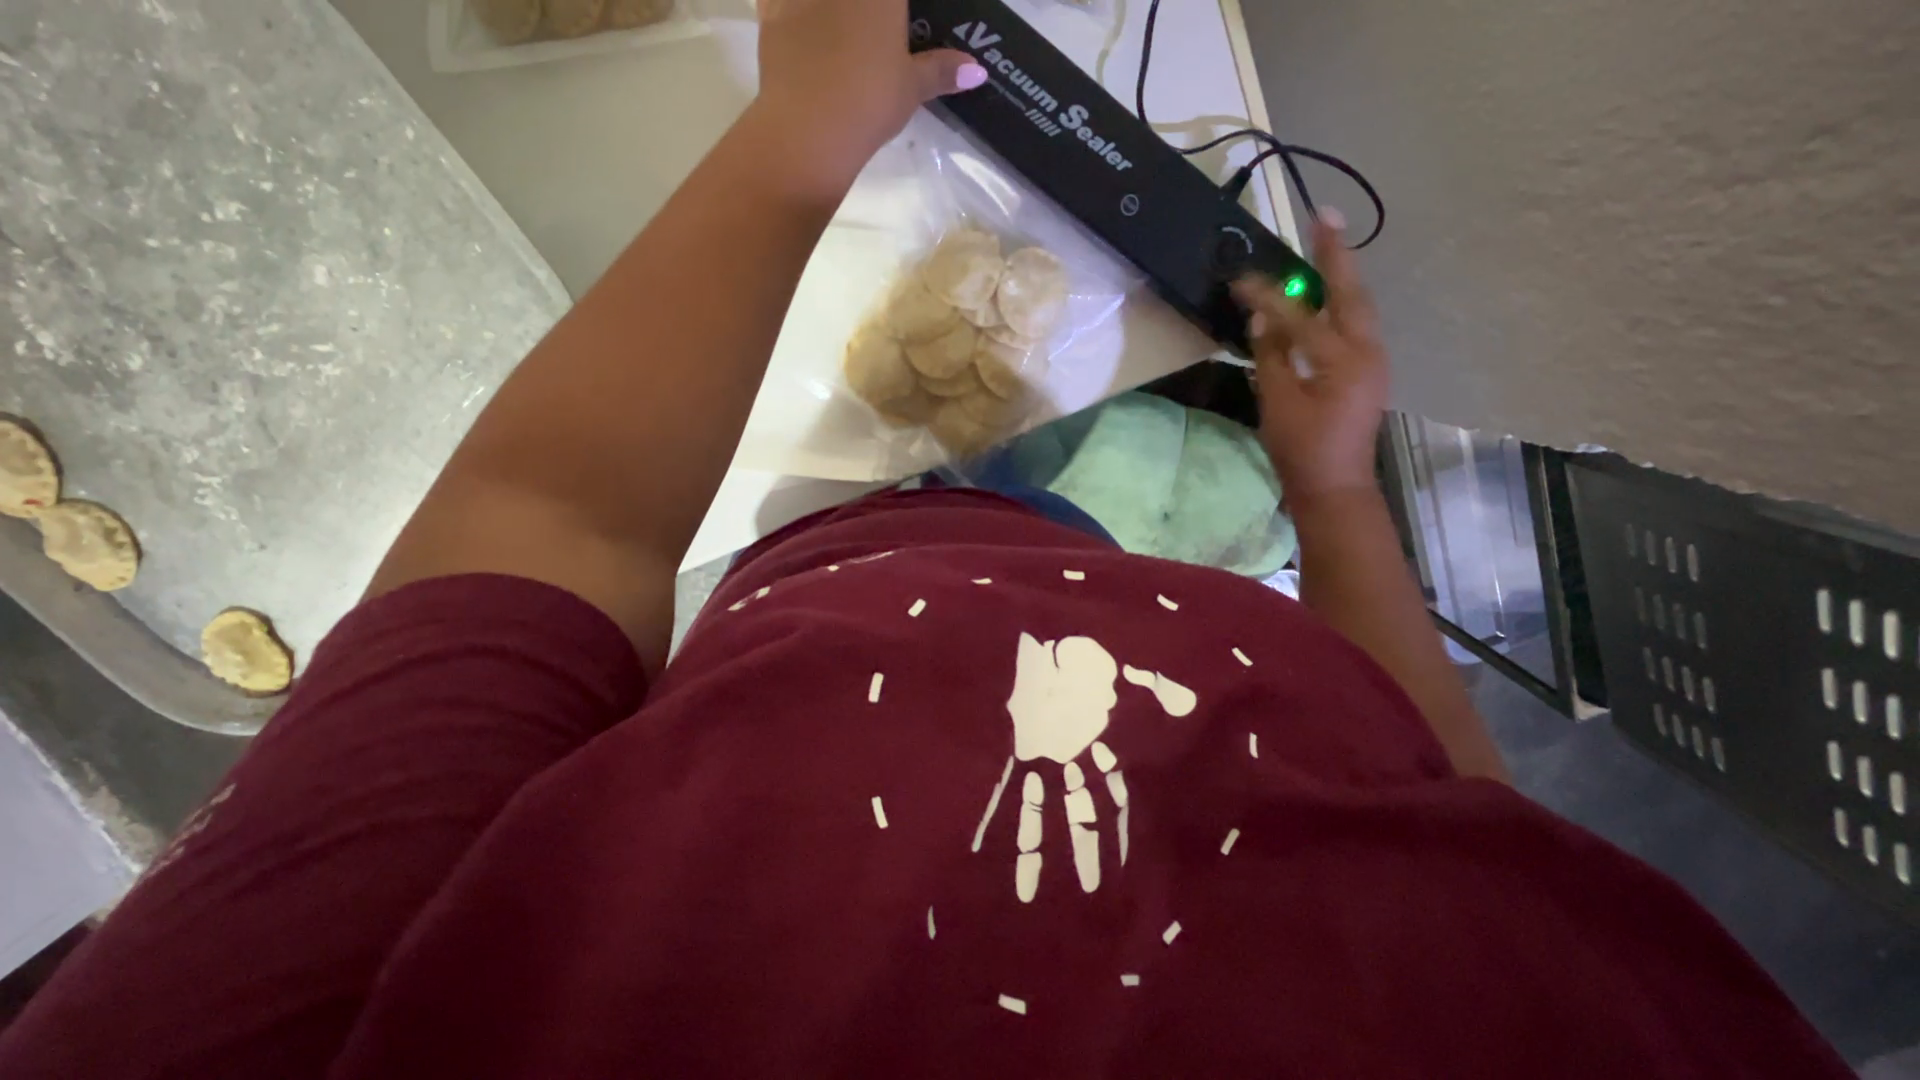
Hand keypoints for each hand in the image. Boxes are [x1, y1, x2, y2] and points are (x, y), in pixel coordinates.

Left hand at [754, 0, 984, 187]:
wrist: (810, 127)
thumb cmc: (870, 102)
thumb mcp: (911, 88)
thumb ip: (942, 71)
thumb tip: (978, 71)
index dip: (896, 5)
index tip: (899, 14)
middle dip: (868, 8)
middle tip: (874, 22)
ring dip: (825, 7)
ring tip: (836, 19)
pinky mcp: (770, 11)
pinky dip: (781, 1)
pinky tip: (790, 9)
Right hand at [1234, 211, 1388, 502]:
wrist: (1335, 488)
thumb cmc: (1301, 451)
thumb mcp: (1277, 403)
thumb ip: (1270, 356)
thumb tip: (1263, 319)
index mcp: (1342, 361)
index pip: (1299, 316)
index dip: (1267, 297)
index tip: (1241, 279)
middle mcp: (1367, 352)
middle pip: (1350, 293)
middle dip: (1336, 255)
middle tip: (1326, 217)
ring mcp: (1375, 361)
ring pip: (1359, 307)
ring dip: (1342, 276)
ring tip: (1328, 245)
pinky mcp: (1370, 372)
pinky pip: (1357, 326)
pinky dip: (1341, 304)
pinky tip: (1327, 296)